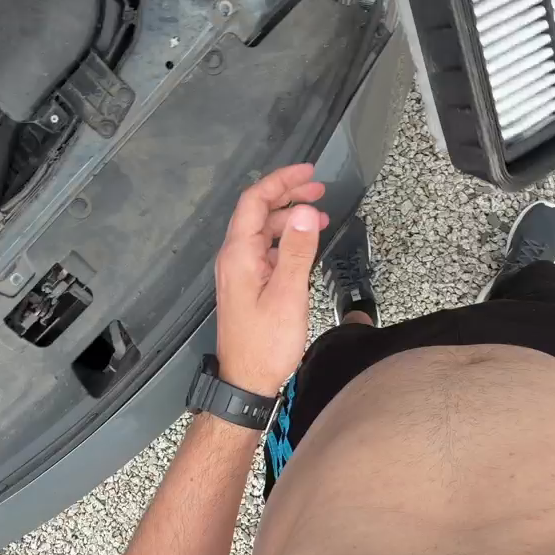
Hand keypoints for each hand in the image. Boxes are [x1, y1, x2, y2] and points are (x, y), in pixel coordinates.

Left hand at [214, 164, 328, 395]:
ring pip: (263, 232)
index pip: (254, 202)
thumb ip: (297, 250)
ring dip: (290, 219)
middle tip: (319, 188)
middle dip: (288, 195)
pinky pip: (265, 251)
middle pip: (258, 213)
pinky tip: (305, 244)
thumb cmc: (266, 343)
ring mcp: (239, 272)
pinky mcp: (247, 285)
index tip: (308, 173)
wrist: (246, 381)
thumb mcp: (288, 294)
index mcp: (239, 254)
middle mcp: (234, 258)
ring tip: (319, 215)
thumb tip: (306, 212)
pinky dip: (286, 240)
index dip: (280, 182)